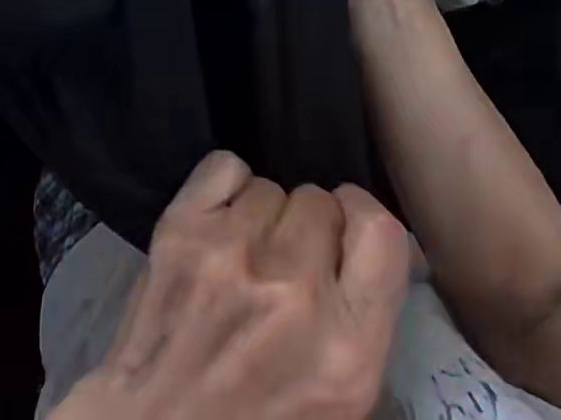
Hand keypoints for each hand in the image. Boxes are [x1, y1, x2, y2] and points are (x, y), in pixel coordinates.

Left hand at [50, 151, 408, 419]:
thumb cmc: (260, 417)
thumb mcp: (341, 394)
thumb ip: (364, 311)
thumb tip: (376, 236)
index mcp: (346, 345)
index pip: (380, 230)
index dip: (363, 219)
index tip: (346, 232)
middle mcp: (292, 288)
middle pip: (320, 200)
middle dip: (308, 225)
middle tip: (285, 260)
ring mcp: (231, 252)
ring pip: (269, 186)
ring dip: (263, 214)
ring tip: (245, 252)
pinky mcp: (180, 228)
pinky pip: (225, 166)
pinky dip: (226, 187)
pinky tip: (219, 223)